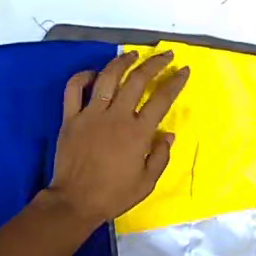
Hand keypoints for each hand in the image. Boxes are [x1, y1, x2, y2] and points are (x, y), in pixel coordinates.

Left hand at [41, 51, 189, 226]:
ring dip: (122, 62)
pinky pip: (74, 89)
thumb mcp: (146, 182)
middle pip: (137, 80)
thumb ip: (160, 156)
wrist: (75, 201)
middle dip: (154, 63)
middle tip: (165, 55)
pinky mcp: (70, 118)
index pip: (161, 99)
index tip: (184, 70)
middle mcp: (116, 117)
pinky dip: (83, 76)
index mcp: (138, 133)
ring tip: (132, 54)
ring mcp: (91, 114)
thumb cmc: (113, 195)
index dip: (175, 82)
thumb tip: (168, 133)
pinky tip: (94, 73)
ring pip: (107, 77)